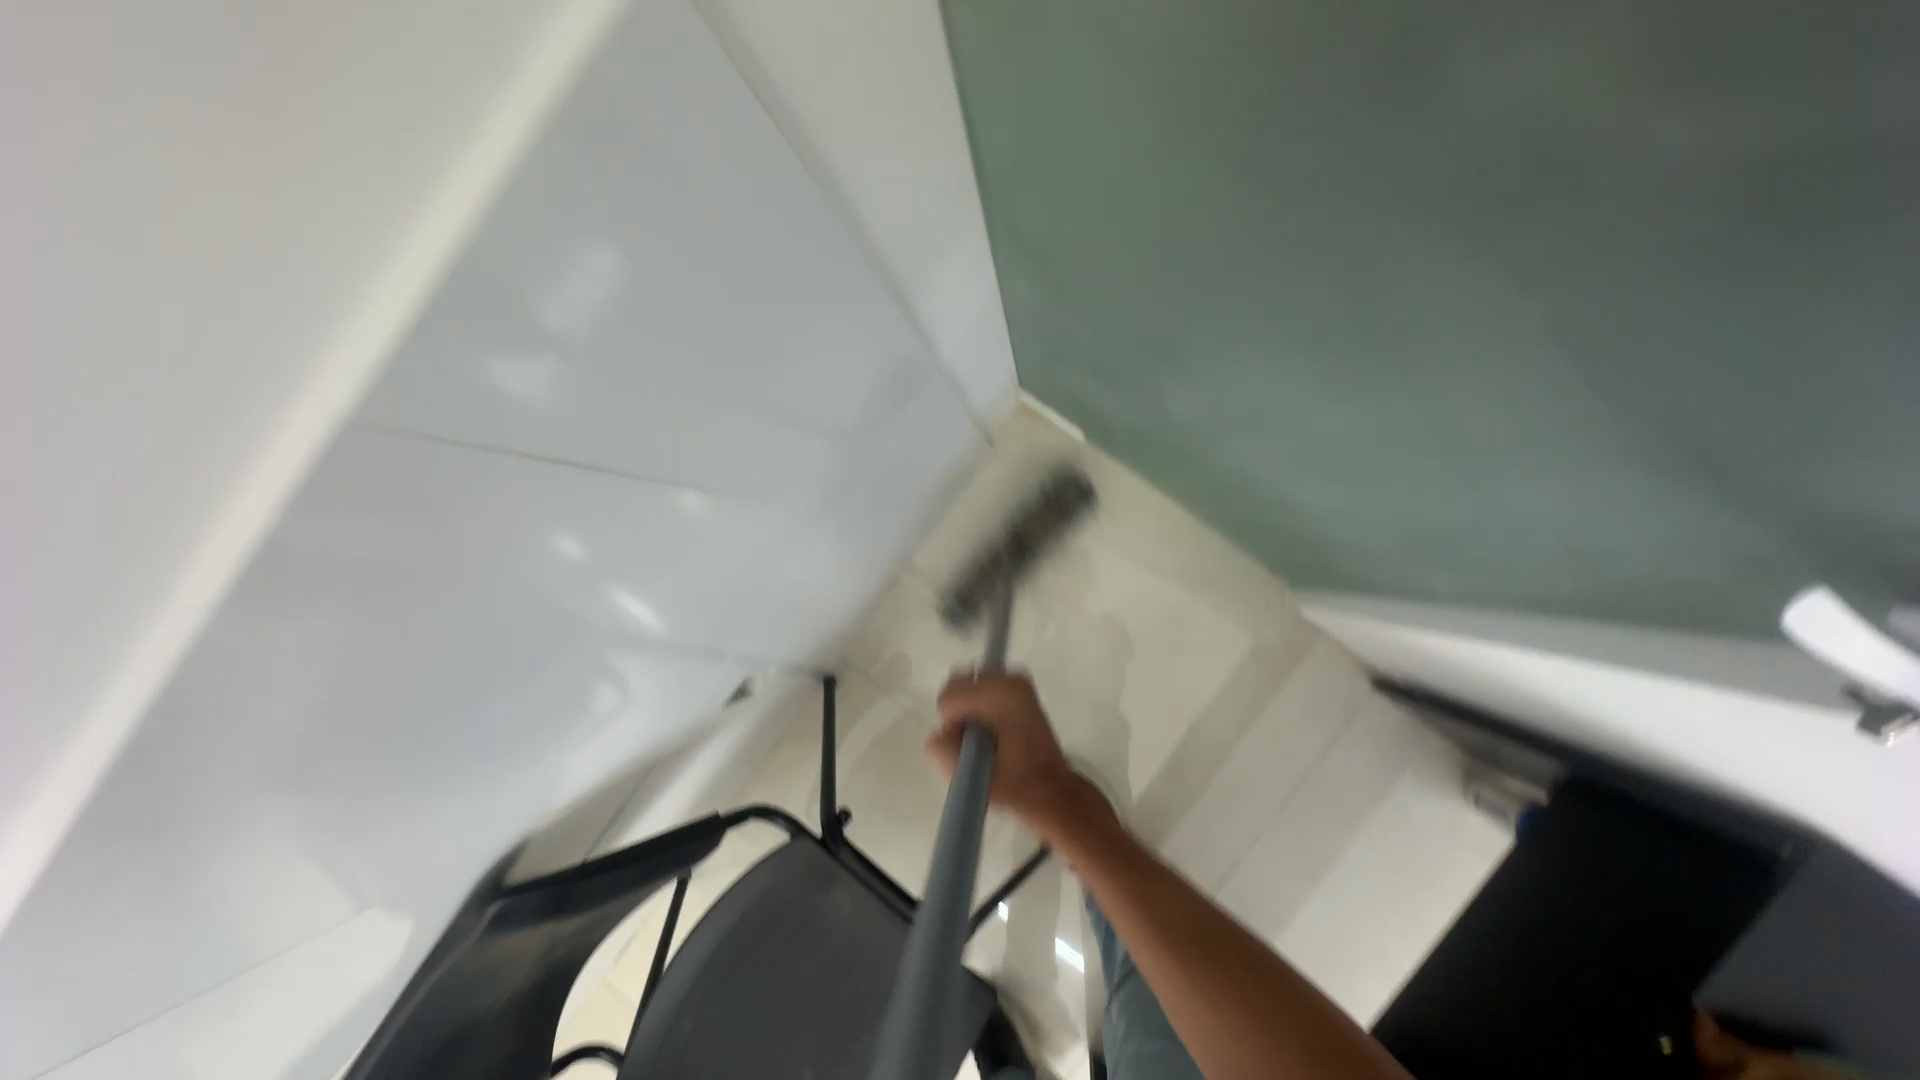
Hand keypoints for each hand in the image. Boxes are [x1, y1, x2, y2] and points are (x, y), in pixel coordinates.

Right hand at [926, 669, 1110, 842]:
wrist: (1051, 790)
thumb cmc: (1015, 785)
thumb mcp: (973, 776)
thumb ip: (945, 752)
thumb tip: (936, 735)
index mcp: (1002, 696)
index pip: (950, 698)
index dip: (952, 725)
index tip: (968, 747)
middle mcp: (1011, 680)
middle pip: (958, 685)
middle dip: (958, 713)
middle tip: (974, 743)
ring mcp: (1017, 681)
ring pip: (967, 686)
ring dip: (968, 711)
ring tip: (984, 740)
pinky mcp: (1019, 688)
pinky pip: (980, 689)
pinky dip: (978, 708)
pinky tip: (991, 731)